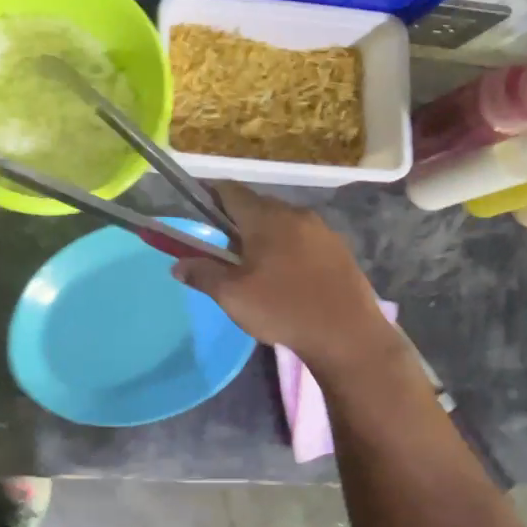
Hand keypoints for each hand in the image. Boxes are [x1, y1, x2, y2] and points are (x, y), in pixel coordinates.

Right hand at [173, 182, 398, 375]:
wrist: (347, 335)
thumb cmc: (283, 309)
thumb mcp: (232, 295)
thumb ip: (202, 274)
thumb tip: (178, 264)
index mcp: (266, 218)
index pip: (230, 191)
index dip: (209, 197)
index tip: (197, 214)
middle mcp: (295, 214)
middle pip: (256, 206)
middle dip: (235, 223)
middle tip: (223, 253)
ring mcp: (322, 230)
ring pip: (281, 223)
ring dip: (262, 236)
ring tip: (254, 269)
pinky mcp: (338, 249)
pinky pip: (302, 238)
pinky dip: (286, 248)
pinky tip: (285, 278)